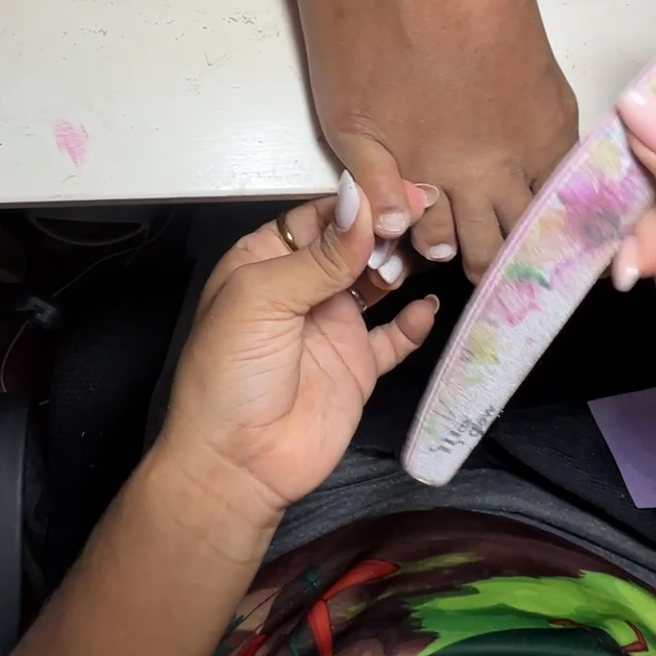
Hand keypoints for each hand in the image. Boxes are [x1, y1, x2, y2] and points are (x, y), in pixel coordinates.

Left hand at [157, 173, 440, 514]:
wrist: (237, 464)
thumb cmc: (229, 372)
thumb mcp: (263, 299)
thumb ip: (319, 255)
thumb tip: (360, 202)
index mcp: (266, 261)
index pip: (318, 217)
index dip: (356, 204)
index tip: (397, 191)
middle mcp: (301, 287)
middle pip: (352, 244)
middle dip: (384, 230)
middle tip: (420, 217)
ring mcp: (331, 325)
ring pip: (376, 282)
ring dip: (397, 266)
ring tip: (420, 256)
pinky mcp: (356, 365)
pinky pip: (393, 337)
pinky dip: (413, 321)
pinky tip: (426, 307)